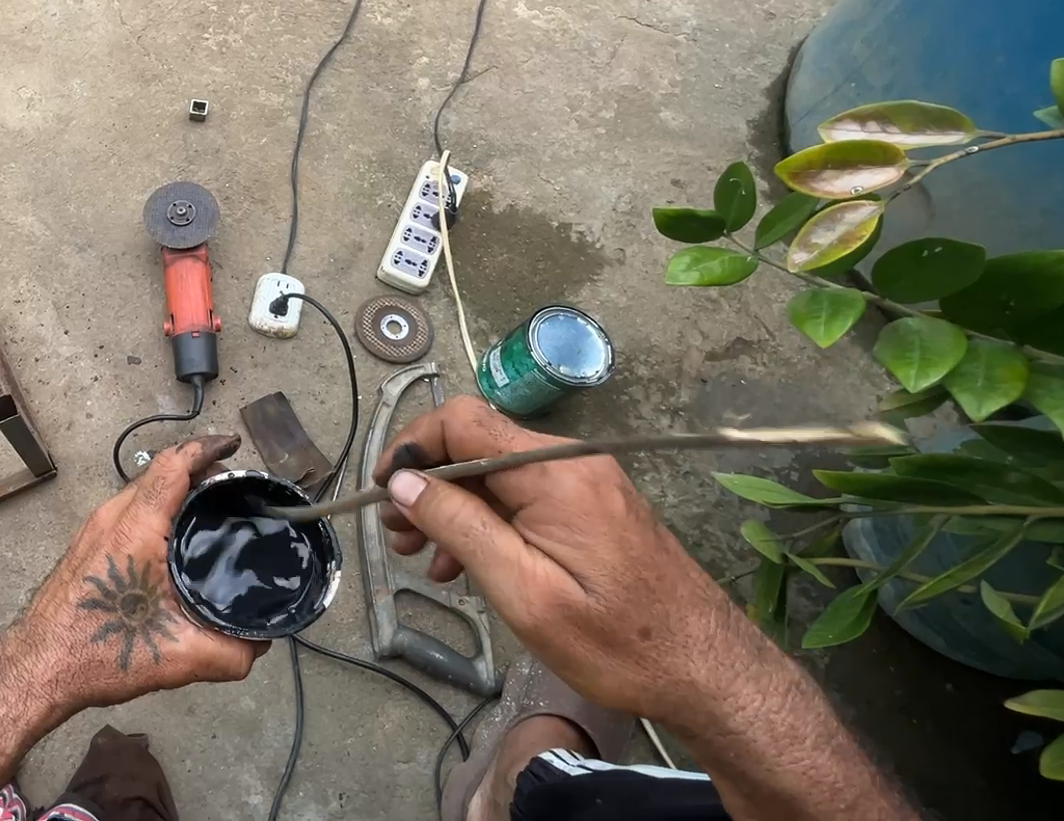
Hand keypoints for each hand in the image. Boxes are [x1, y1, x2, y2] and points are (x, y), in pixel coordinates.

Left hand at [10, 435, 265, 715]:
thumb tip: (260, 642)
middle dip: (199, 467)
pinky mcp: (87, 540)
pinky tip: (173, 534)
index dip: (207, 448)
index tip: (234, 446)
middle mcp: (113, 515)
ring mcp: (95, 526)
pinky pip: (129, 506)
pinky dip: (157, 505)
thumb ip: (230, 652)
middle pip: (160, 470)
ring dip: (176, 487)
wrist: (39, 665)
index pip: (174, 465)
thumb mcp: (177, 657)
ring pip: (142, 488)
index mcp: (136, 527)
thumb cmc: (99, 651)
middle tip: (232, 485)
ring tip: (209, 505)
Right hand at [375, 396, 754, 719]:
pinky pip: (515, 494)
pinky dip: (481, 519)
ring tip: (418, 551)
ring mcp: (578, 479)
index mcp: (552, 472)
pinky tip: (460, 562)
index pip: (460, 421)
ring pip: (489, 471)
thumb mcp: (523, 591)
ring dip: (447, 505)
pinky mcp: (585, 502)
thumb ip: (459, 526)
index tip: (383, 488)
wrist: (713, 676)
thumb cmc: (617, 642)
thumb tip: (402, 482)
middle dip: (424, 482)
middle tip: (394, 531)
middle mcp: (565, 460)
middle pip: (471, 443)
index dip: (411, 445)